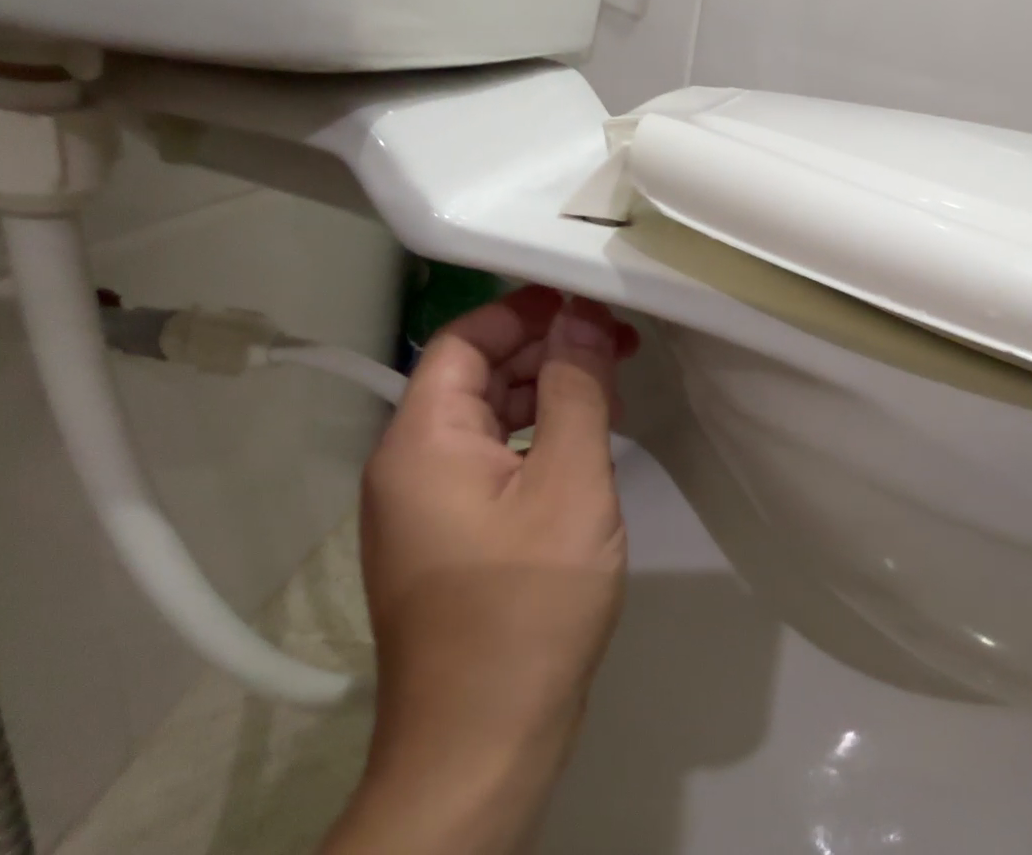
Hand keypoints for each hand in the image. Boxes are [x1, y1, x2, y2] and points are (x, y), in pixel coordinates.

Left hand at [322, 285, 638, 854]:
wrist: (487, 733)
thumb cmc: (528, 601)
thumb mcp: (569, 484)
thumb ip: (578, 393)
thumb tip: (582, 320)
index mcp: (423, 441)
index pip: (462, 342)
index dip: (522, 310)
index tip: (587, 298)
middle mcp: (412, 467)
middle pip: (474, 379)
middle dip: (544, 351)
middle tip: (619, 343)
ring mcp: (432, 509)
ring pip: (490, 424)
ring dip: (549, 396)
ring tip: (614, 388)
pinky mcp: (457, 542)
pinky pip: (498, 466)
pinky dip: (542, 442)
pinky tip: (589, 447)